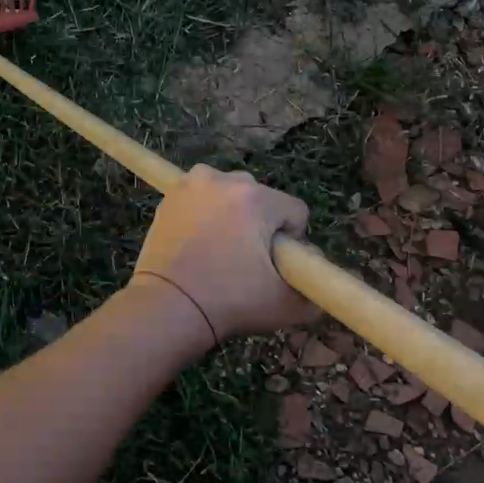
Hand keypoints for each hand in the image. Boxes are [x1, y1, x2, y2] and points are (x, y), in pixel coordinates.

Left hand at [131, 165, 317, 342]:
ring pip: (227, 191)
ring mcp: (189, 184)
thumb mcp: (289, 302)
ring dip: (232, 211)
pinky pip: (200, 197)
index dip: (293, 239)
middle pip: (259, 196)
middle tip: (247, 255)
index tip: (276, 262)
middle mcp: (220, 179)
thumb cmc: (231, 300)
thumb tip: (310, 263)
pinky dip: (205, 211)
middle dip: (261, 221)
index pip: (294, 210)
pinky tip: (200, 238)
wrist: (170, 303)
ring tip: (223, 246)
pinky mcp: (168, 195)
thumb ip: (315, 282)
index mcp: (253, 197)